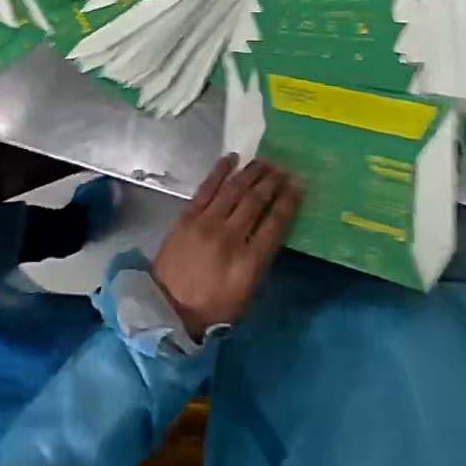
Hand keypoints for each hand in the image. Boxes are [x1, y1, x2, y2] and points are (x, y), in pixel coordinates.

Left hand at [152, 155, 301, 340]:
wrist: (167, 303)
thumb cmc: (213, 306)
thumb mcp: (248, 293)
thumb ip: (261, 260)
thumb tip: (271, 230)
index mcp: (249, 262)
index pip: (276, 224)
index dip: (289, 202)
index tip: (298, 186)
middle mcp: (229, 237)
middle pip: (255, 201)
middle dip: (272, 182)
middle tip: (283, 169)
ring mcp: (205, 223)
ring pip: (233, 190)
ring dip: (250, 173)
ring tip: (264, 161)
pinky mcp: (186, 216)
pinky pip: (206, 188)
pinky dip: (220, 171)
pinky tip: (231, 160)